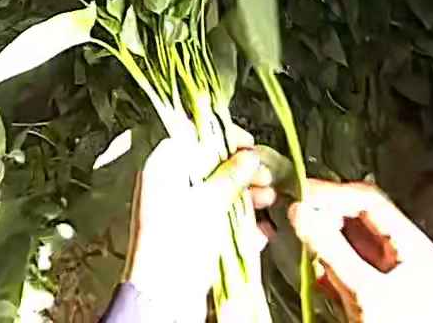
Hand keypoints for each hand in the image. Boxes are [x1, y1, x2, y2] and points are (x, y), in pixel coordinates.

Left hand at [123, 138, 273, 320]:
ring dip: (245, 195)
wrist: (162, 297)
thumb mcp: (210, 201)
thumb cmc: (180, 238)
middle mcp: (167, 179)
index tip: (251, 145)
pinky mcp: (188, 234)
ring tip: (270, 200)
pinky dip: (237, 222)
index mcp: (164, 161)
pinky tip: (262, 230)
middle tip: (267, 177)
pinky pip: (215, 218)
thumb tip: (250, 156)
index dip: (226, 137)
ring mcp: (177, 208)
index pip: (196, 134)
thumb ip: (231, 175)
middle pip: (210, 164)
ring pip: (216, 192)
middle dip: (242, 171)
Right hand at [288, 180, 432, 322]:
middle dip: (328, 218)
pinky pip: (351, 277)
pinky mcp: (380, 308)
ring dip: (327, 245)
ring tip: (305, 245)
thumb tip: (300, 211)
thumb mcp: (368, 294)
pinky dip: (331, 272)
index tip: (302, 194)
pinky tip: (315, 276)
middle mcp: (407, 261)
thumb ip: (332, 250)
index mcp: (416, 249)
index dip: (334, 193)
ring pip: (353, 249)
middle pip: (360, 222)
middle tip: (300, 217)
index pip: (368, 200)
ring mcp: (394, 286)